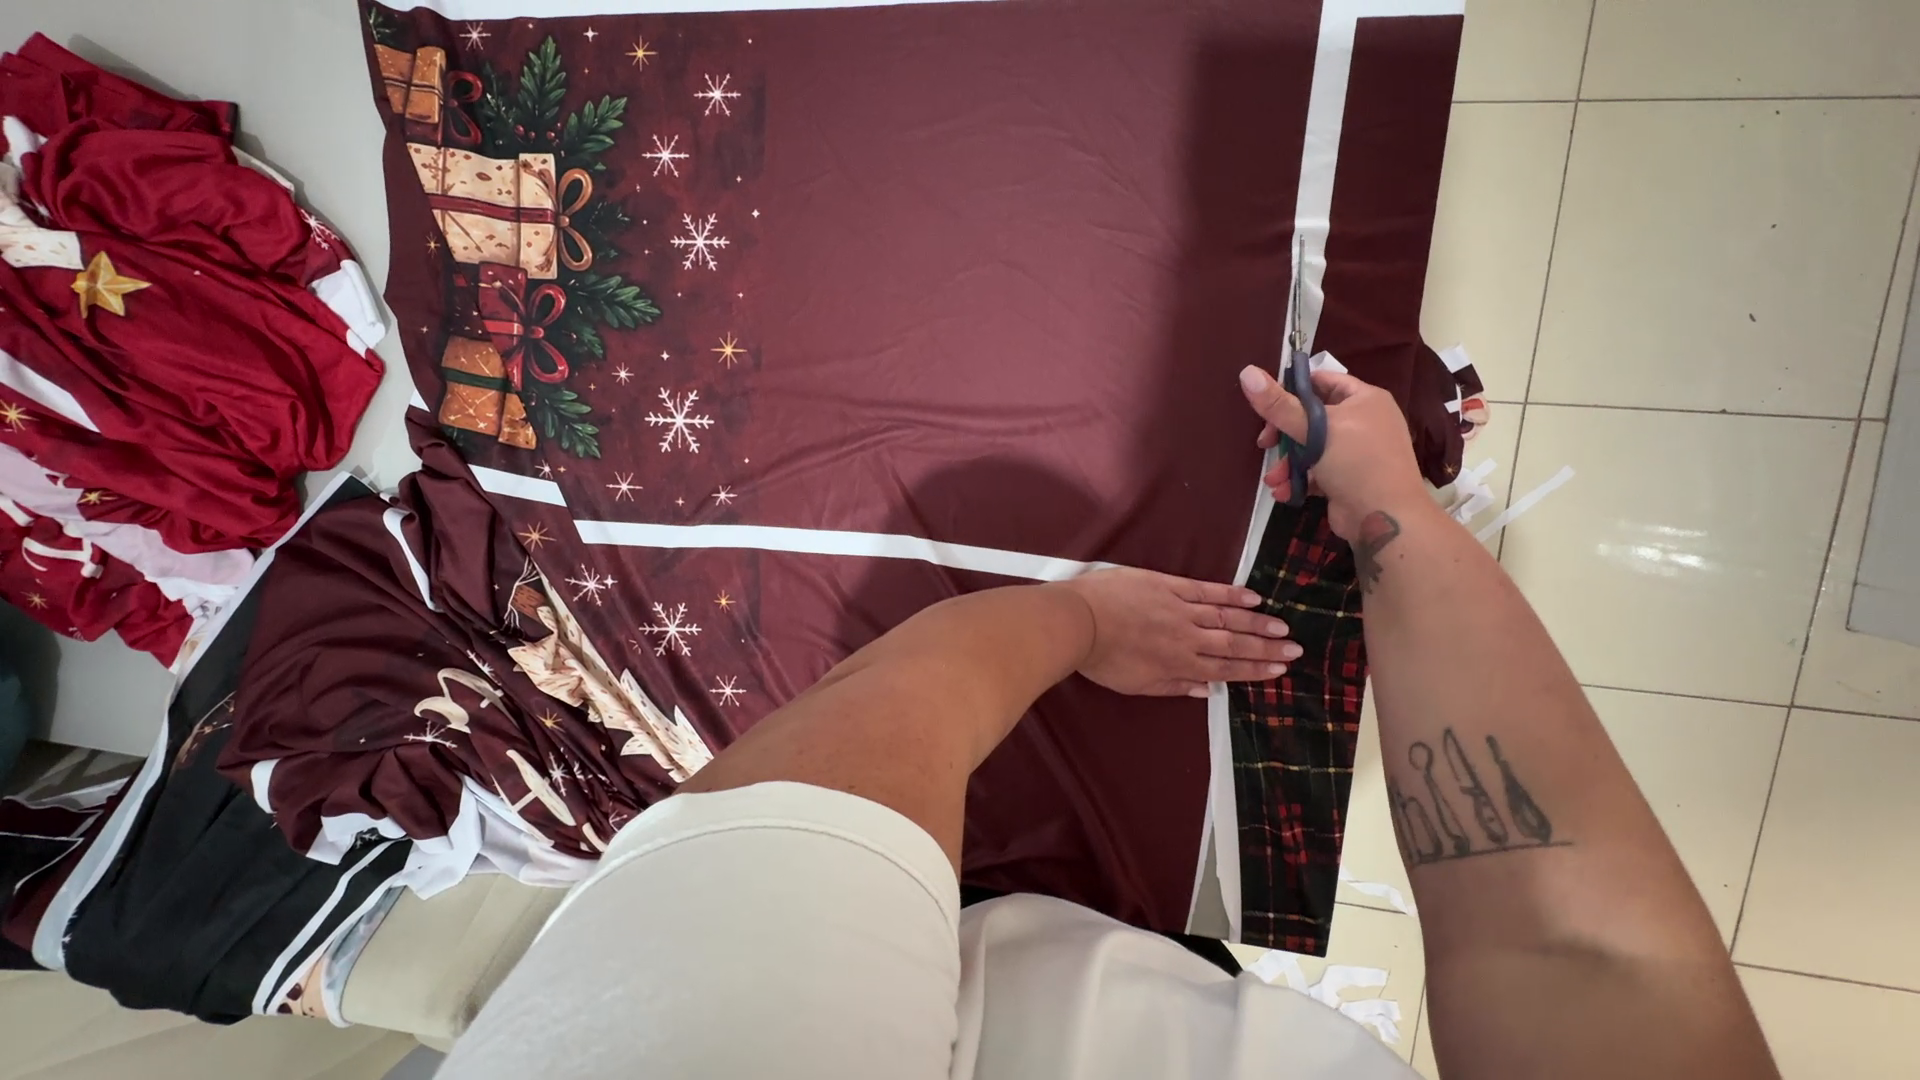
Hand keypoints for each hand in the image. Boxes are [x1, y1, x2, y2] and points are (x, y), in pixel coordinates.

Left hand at [1059, 568, 1301, 697]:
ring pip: (1226, 616)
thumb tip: (1207, 690)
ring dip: (1255, 622)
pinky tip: (1252, 596)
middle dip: (1266, 648)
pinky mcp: (1168, 585)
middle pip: (1233, 644)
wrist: (1079, 620)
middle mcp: (1188, 638)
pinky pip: (1206, 590)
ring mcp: (1180, 609)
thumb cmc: (1101, 658)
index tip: (1280, 669)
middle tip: (1296, 648)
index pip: (1225, 669)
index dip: (1254, 670)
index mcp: (1179, 664)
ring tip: (1282, 626)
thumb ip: (1173, 686)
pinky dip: (1230, 593)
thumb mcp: (1135, 685)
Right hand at [1238, 364, 1430, 540]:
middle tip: (1265, 445)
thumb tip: (1246, 372)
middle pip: (1311, 417)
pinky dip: (1299, 479)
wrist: (1385, 518)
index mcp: (1364, 399)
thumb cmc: (1356, 462)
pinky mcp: (1347, 478)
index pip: (1322, 381)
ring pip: (1310, 448)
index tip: (1267, 406)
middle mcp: (1362, 421)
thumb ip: (1279, 405)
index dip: (1292, 390)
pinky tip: (1285, 491)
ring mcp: (1356, 452)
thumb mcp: (1315, 429)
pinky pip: (1316, 471)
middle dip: (1284, 435)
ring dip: (1287, 463)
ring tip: (1273, 479)